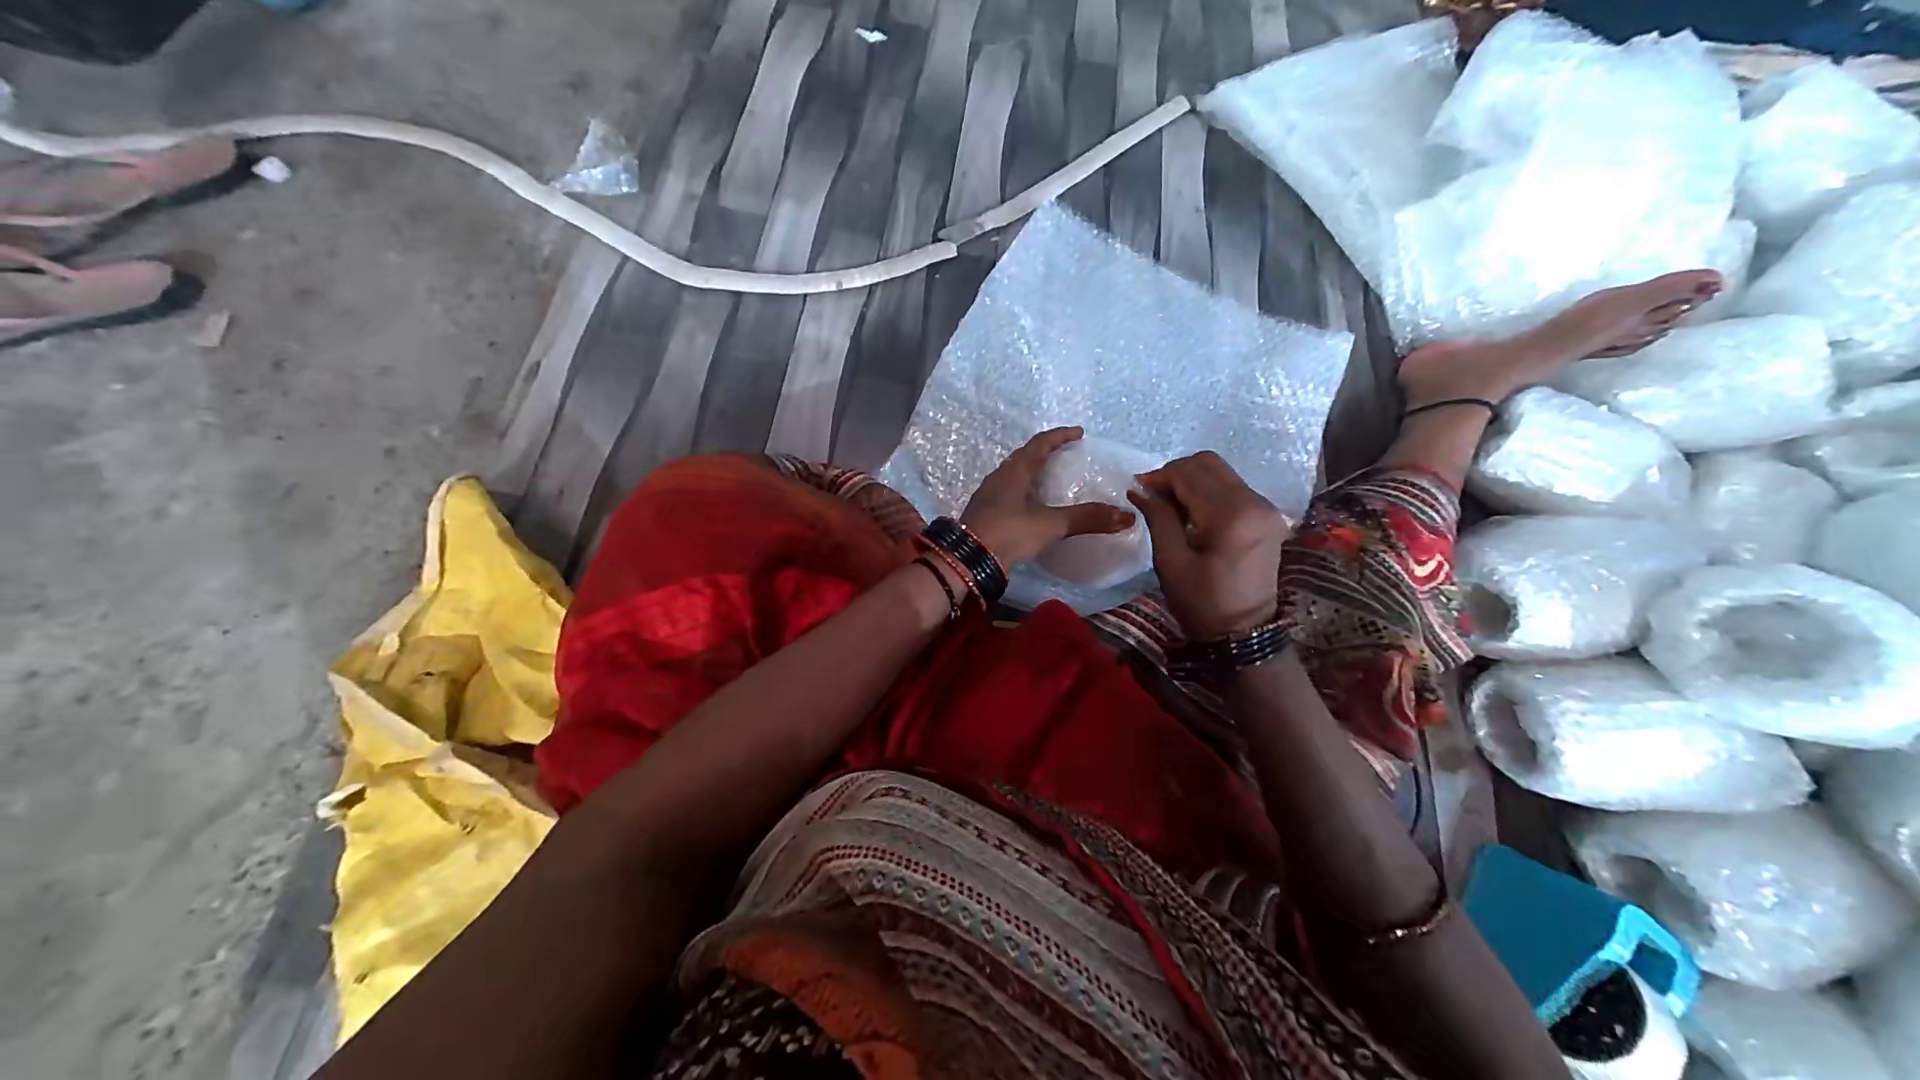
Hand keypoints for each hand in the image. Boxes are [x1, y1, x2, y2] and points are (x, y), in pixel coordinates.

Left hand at [961, 427, 1136, 564]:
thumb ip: (1087, 518)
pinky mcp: (983, 513)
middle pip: (1023, 457)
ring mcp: (988, 496)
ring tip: (1048, 478)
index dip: (1060, 436)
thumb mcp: (1051, 524)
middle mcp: (999, 477)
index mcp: (1015, 472)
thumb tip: (1126, 516)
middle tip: (1063, 453)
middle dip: (1044, 452)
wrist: (968, 560)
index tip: (1078, 433)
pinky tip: (1029, 506)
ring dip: (1031, 472)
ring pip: (1012, 475)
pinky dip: (1022, 491)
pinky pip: (1006, 493)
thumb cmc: (1009, 532)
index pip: (1039, 444)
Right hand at [1127, 451, 1289, 638]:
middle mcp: (1254, 503)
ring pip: (1221, 472)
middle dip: (1175, 473)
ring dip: (1190, 480)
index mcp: (1232, 516)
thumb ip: (1158, 518)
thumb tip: (1139, 488)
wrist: (1245, 634)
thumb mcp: (1171, 562)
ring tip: (1168, 503)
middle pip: (1208, 464)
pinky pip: (1231, 487)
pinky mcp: (1266, 516)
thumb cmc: (1202, 604)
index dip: (1159, 476)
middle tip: (1152, 495)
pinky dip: (1206, 490)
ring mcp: (1265, 508)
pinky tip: (1190, 511)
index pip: (1190, 474)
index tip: (1136, 489)